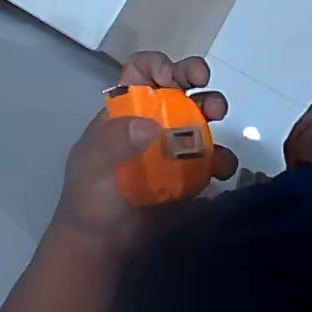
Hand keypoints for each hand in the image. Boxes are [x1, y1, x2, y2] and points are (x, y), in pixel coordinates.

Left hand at [53, 52, 238, 255]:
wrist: (102, 246)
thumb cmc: (91, 198)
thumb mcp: (94, 164)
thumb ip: (117, 142)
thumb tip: (153, 126)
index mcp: (122, 111)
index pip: (139, 72)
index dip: (158, 65)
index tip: (173, 78)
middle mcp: (148, 121)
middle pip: (175, 87)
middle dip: (193, 77)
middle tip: (206, 86)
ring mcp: (169, 148)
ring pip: (197, 117)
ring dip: (211, 110)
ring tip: (218, 119)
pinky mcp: (187, 177)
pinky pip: (210, 159)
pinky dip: (221, 158)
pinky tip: (221, 169)